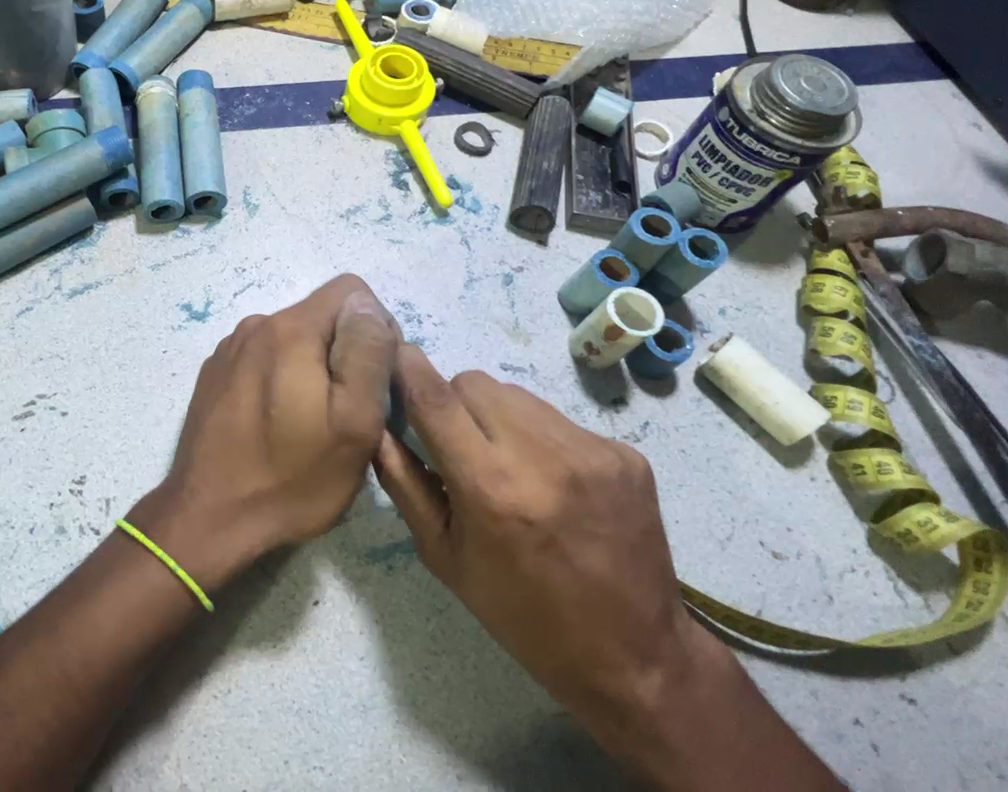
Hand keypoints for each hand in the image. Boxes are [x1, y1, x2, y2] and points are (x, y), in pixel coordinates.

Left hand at [130, 274, 400, 593]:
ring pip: (295, 342)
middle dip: (344, 356)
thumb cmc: (291, 477)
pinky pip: (265, 362)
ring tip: (311, 427)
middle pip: (322, 318)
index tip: (375, 384)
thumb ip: (367, 353)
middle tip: (346, 416)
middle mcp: (256, 326)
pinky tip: (277, 429)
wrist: (207, 518)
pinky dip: (282, 384)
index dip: (377, 331)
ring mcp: (229, 351)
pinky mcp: (215, 377)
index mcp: (290, 329)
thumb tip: (368, 308)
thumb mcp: (354, 421)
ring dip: (313, 372)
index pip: (352, 292)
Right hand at [371, 346, 719, 743]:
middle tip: (455, 443)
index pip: (435, 398)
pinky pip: (560, 420)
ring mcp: (591, 450)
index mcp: (490, 487)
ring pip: (518, 395)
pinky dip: (541, 438)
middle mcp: (542, 455)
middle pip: (474, 383)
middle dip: (452, 401)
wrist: (630, 651)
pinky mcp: (624, 453)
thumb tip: (376, 428)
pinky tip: (551, 483)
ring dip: (497, 416)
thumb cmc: (520, 613)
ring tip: (506, 465)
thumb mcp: (444, 556)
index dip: (407, 368)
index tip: (393, 354)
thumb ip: (404, 484)